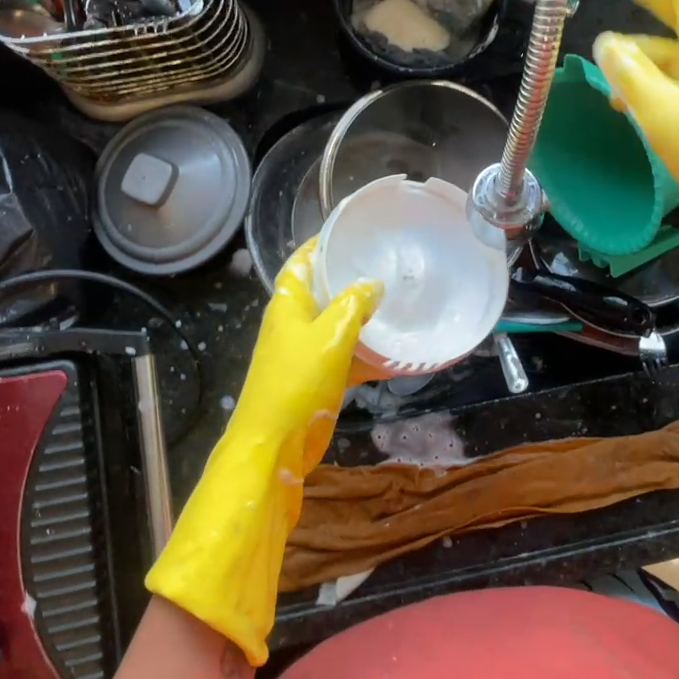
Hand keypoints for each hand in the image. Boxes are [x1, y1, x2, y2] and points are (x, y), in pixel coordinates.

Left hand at [146, 240, 379, 665]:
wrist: (274, 448)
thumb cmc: (295, 383)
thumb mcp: (329, 336)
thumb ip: (353, 305)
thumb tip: (374, 284)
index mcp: (289, 303)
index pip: (303, 260)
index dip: (323, 243)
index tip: (355, 230)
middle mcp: (296, 322)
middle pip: (325, 290)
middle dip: (354, 278)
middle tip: (392, 264)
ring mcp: (308, 352)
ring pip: (341, 324)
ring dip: (367, 317)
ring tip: (403, 301)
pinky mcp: (320, 379)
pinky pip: (350, 357)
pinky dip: (372, 355)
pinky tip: (403, 355)